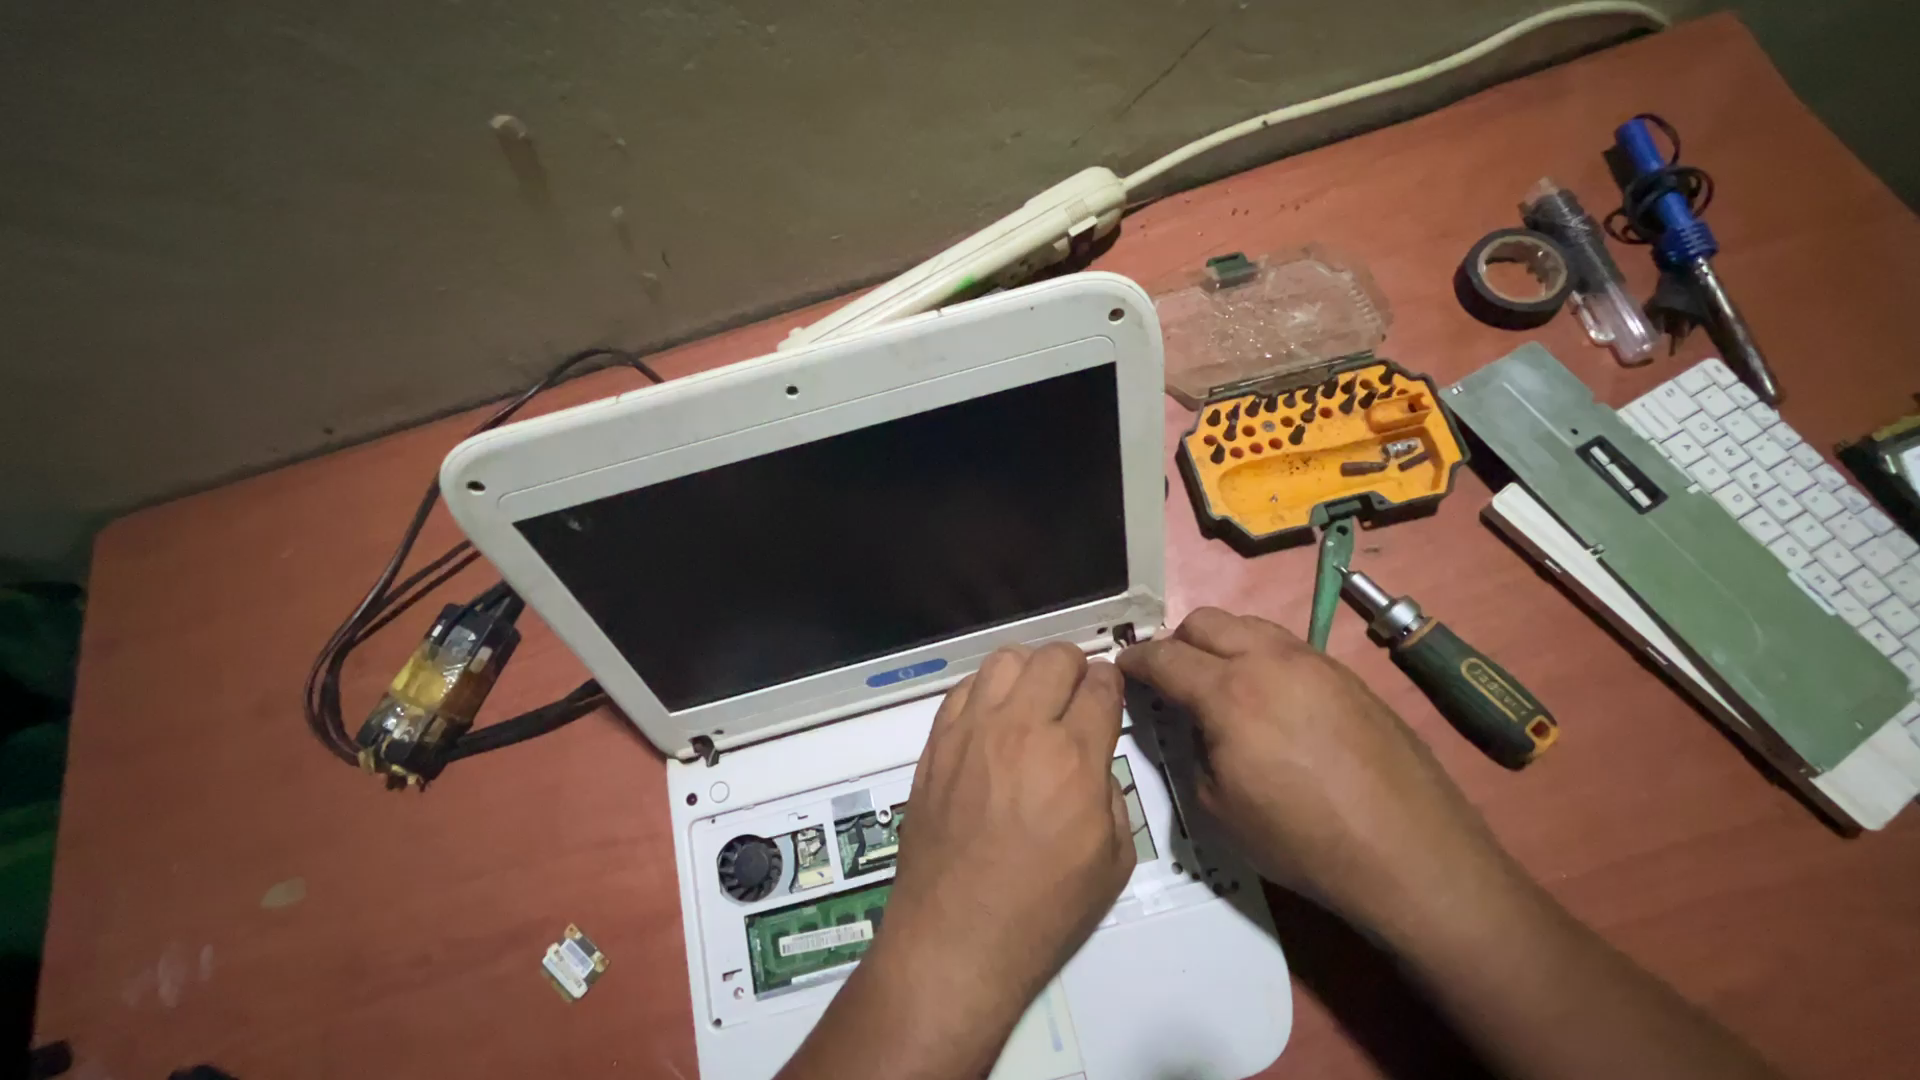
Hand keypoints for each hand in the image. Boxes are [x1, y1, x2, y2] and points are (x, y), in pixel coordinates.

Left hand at [781, 644, 1132, 1079]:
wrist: (956, 935)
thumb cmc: (1042, 910)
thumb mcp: (1112, 862)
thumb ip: (1111, 794)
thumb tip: (1092, 761)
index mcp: (1073, 758)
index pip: (1102, 685)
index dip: (1112, 684)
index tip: (1110, 694)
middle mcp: (1021, 729)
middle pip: (1055, 657)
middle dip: (1076, 666)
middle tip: (1077, 694)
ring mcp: (972, 730)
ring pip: (1005, 658)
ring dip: (1030, 669)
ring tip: (1034, 697)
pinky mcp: (937, 742)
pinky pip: (964, 687)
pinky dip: (987, 688)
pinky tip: (995, 716)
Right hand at [1118, 608, 1517, 942]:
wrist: (1412, 854)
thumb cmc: (1303, 840)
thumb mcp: (1220, 808)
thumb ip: (1193, 751)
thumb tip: (1193, 728)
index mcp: (1230, 693)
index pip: (1165, 657)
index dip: (1135, 661)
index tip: (1121, 667)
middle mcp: (1270, 661)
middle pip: (1205, 621)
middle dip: (1176, 641)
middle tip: (1169, 676)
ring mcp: (1315, 662)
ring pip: (1249, 624)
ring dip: (1221, 642)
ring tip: (1219, 681)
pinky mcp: (1347, 676)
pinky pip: (1287, 645)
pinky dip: (1260, 656)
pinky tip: (1268, 697)